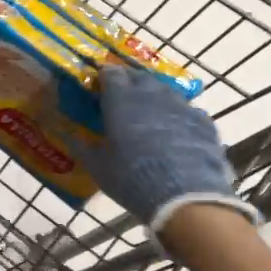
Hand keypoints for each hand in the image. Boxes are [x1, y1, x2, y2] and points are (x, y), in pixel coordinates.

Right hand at [85, 65, 259, 235]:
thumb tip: (66, 134)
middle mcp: (150, 94)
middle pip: (139, 76)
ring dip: (154, 96)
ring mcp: (181, 105)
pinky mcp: (204, 122)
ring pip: (165, 90)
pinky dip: (178, 115)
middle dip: (129, 82)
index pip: (110, 73)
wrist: (186, 198)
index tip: (98, 87)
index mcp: (120, 98)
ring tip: (150, 113)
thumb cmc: (132, 177)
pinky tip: (177, 132)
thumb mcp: (98, 166)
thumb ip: (81, 146)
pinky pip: (188, 110)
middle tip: (122, 98)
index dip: (104, 77)